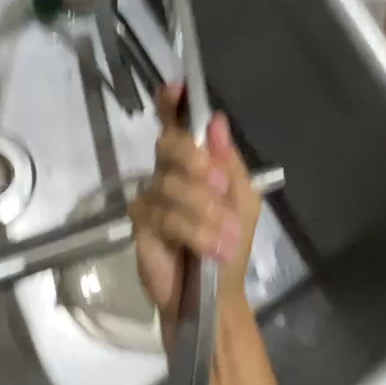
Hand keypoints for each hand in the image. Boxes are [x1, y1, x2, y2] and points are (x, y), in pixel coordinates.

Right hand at [128, 84, 260, 326]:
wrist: (216, 296)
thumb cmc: (231, 245)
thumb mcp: (244, 202)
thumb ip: (231, 162)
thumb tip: (217, 121)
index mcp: (195, 163)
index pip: (176, 124)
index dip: (172, 104)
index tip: (175, 88)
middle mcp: (168, 173)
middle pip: (170, 145)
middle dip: (196, 161)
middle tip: (220, 185)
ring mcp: (152, 196)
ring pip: (173, 184)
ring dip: (206, 212)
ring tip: (227, 238)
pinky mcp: (141, 224)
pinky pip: (166, 216)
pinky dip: (195, 231)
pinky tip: (211, 249)